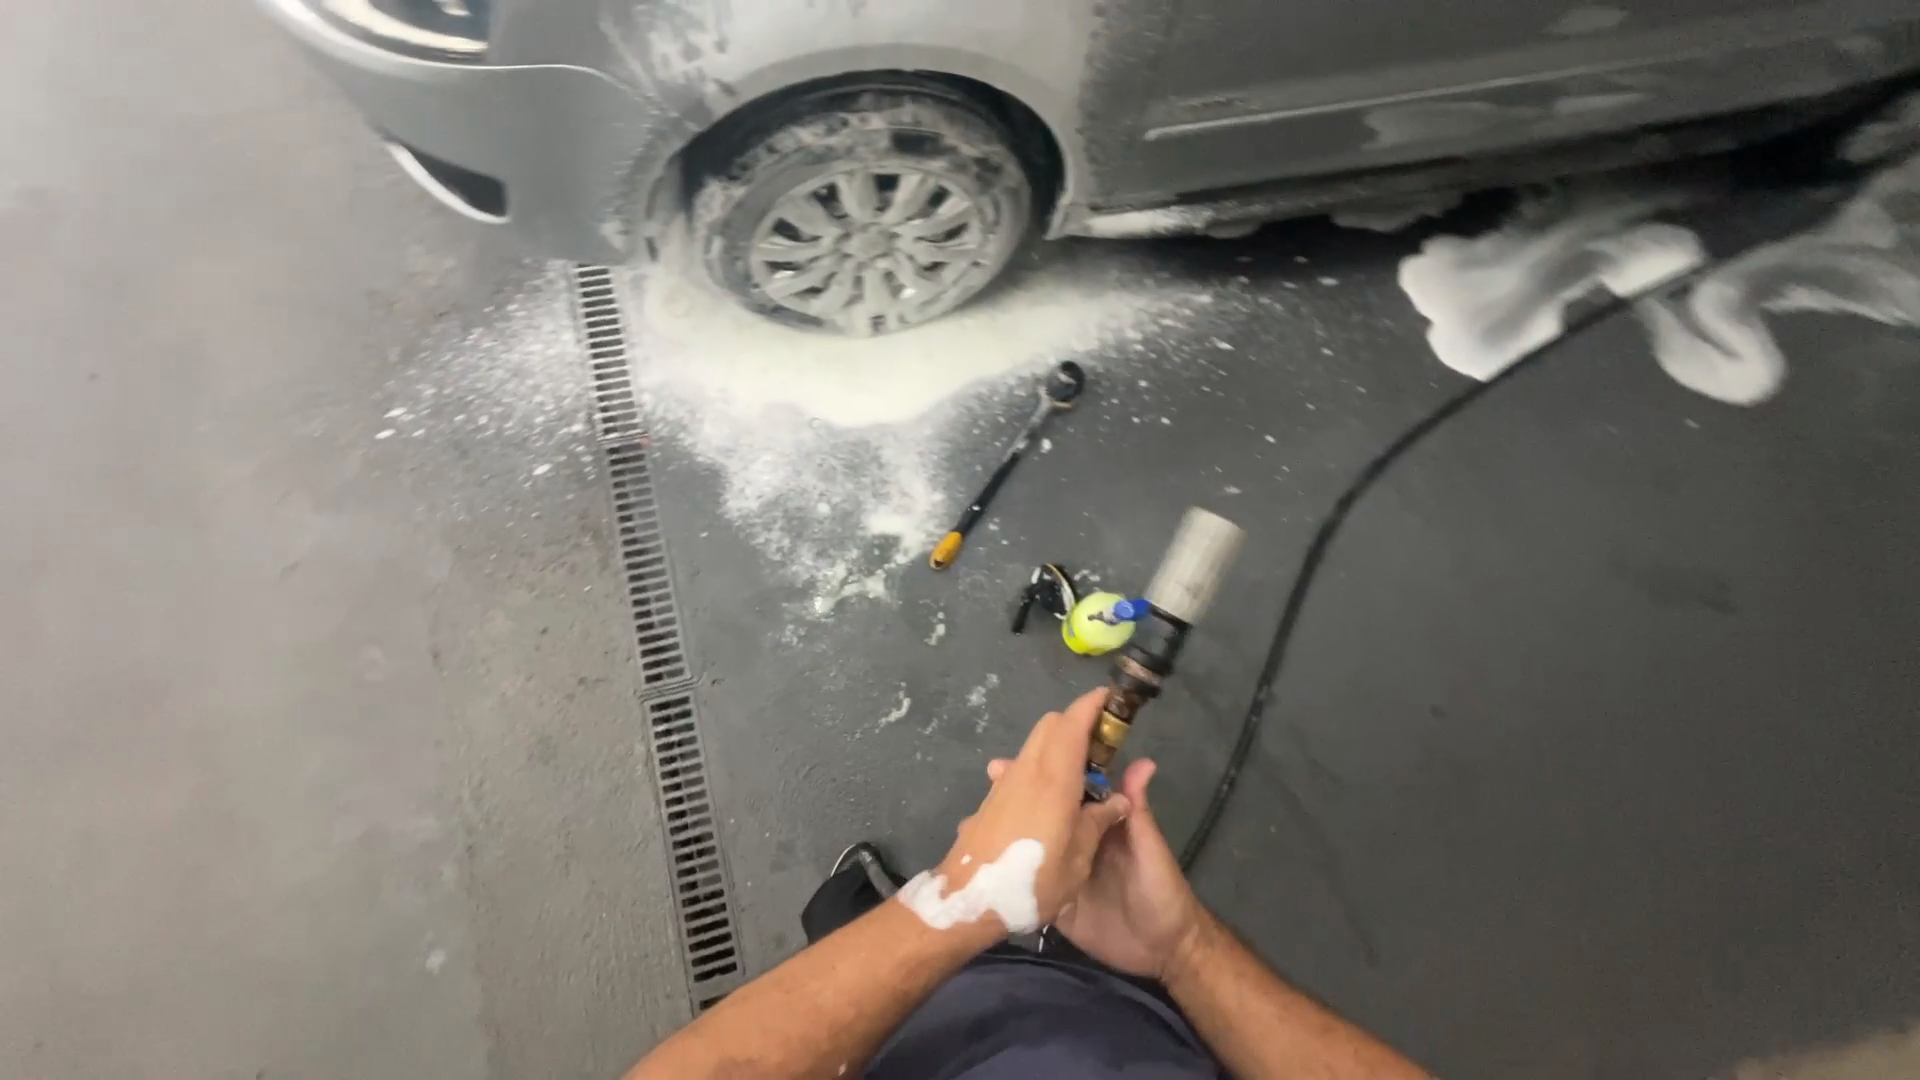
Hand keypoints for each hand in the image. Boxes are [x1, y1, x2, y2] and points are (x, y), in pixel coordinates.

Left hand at [930, 689, 1132, 931]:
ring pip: (1033, 745)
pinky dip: (1040, 767)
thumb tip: (1119, 800)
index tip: (1110, 699)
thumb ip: (1099, 821)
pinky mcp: (992, 797)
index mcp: (1053, 778)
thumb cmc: (1033, 881)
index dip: (1092, 706)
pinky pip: (1020, 767)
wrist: (969, 897)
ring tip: (1079, 779)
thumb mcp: (1078, 859)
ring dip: (1057, 747)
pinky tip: (1048, 804)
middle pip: (1051, 726)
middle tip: (1102, 748)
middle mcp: (1027, 770)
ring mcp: (1005, 781)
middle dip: (1077, 724)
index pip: (1072, 724)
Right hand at [1001, 757, 1204, 980]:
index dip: (1047, 774)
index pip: (1068, 791)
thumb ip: (1138, 808)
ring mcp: (1063, 870)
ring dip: (1008, 831)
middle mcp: (1076, 841)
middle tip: (990, 782)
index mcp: (1096, 823)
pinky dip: (1009, 873)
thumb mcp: (1149, 847)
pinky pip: (1032, 882)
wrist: (1163, 951)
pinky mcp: (1055, 900)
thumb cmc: (1161, 890)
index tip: (1018, 759)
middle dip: (1017, 797)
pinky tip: (982, 864)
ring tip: (975, 819)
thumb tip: (1143, 760)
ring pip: (1033, 845)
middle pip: (1045, 814)